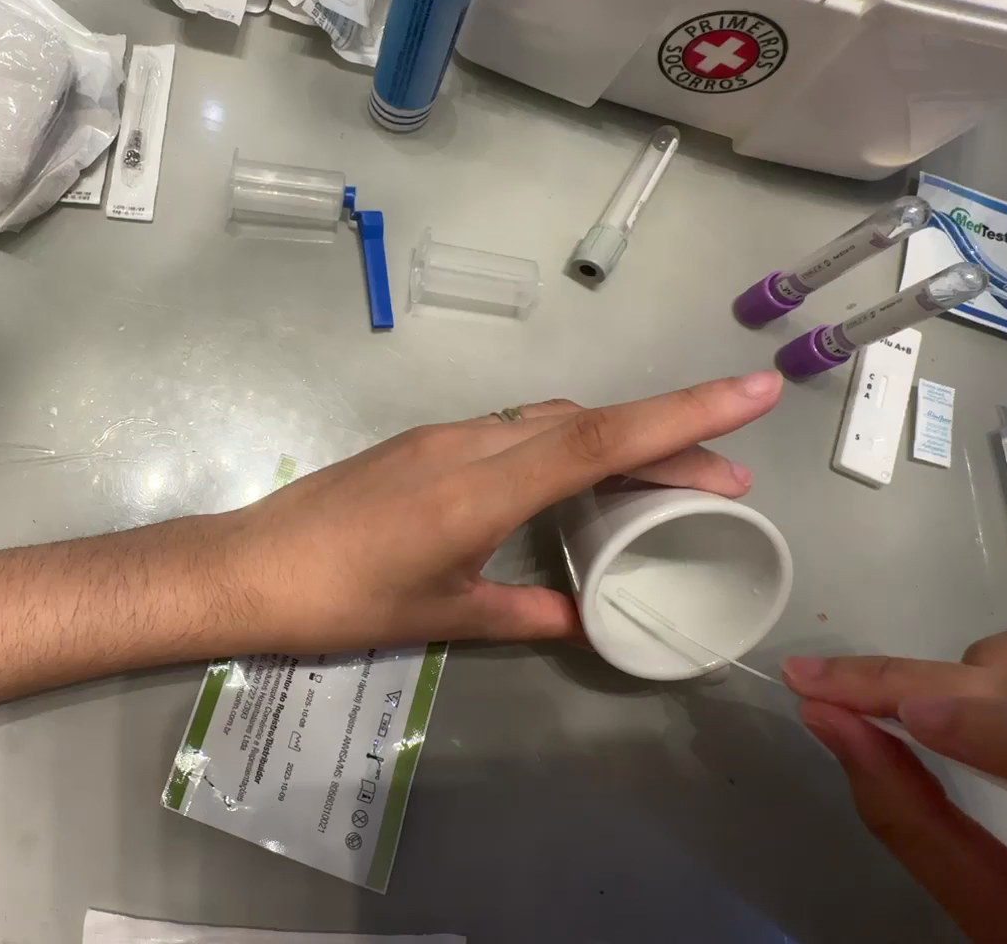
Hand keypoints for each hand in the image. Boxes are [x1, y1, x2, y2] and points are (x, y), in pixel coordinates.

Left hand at [209, 370, 782, 653]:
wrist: (252, 566)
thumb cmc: (342, 600)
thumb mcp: (440, 616)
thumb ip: (521, 614)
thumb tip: (580, 618)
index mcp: (480, 489)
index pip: (599, 440)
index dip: (683, 414)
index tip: (753, 388)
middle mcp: (465, 445)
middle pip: (582, 423)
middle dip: (661, 439)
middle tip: (721, 481)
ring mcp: (436, 437)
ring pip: (544, 421)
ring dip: (607, 440)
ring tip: (656, 482)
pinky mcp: (414, 444)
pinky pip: (505, 431)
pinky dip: (554, 446)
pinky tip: (564, 480)